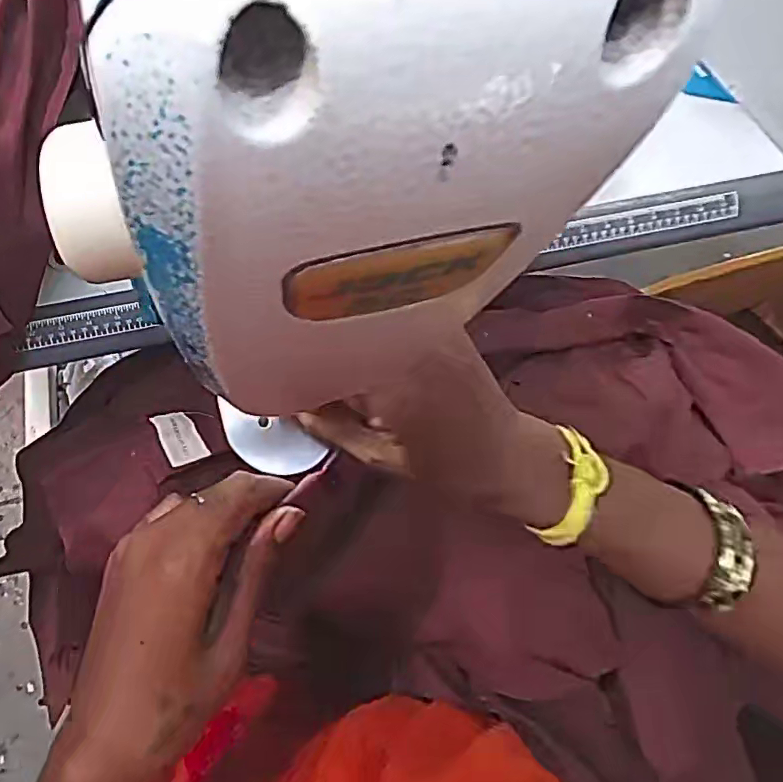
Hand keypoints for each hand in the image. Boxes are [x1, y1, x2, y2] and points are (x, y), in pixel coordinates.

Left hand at [9, 472, 302, 781]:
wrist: (104, 743)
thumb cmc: (173, 707)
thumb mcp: (230, 641)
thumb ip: (256, 568)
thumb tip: (286, 517)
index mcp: (181, 557)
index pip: (233, 494)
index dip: (269, 488)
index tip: (298, 495)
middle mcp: (150, 539)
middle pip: (209, 494)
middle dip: (248, 497)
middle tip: (282, 517)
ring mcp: (128, 546)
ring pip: (186, 502)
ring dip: (220, 507)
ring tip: (252, 535)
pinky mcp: (118, 559)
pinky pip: (162, 519)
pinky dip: (192, 520)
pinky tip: (211, 548)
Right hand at [296, 326, 570, 524]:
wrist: (511, 455)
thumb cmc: (447, 466)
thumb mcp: (375, 455)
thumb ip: (326, 424)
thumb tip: (286, 401)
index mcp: (394, 374)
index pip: (325, 348)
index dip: (292, 353)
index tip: (271, 362)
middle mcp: (412, 337)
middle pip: (342, 322)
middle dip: (311, 336)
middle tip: (284, 350)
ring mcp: (428, 323)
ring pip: (363, 314)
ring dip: (337, 327)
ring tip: (316, 343)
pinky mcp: (439, 321)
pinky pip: (386, 315)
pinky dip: (364, 326)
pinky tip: (350, 339)